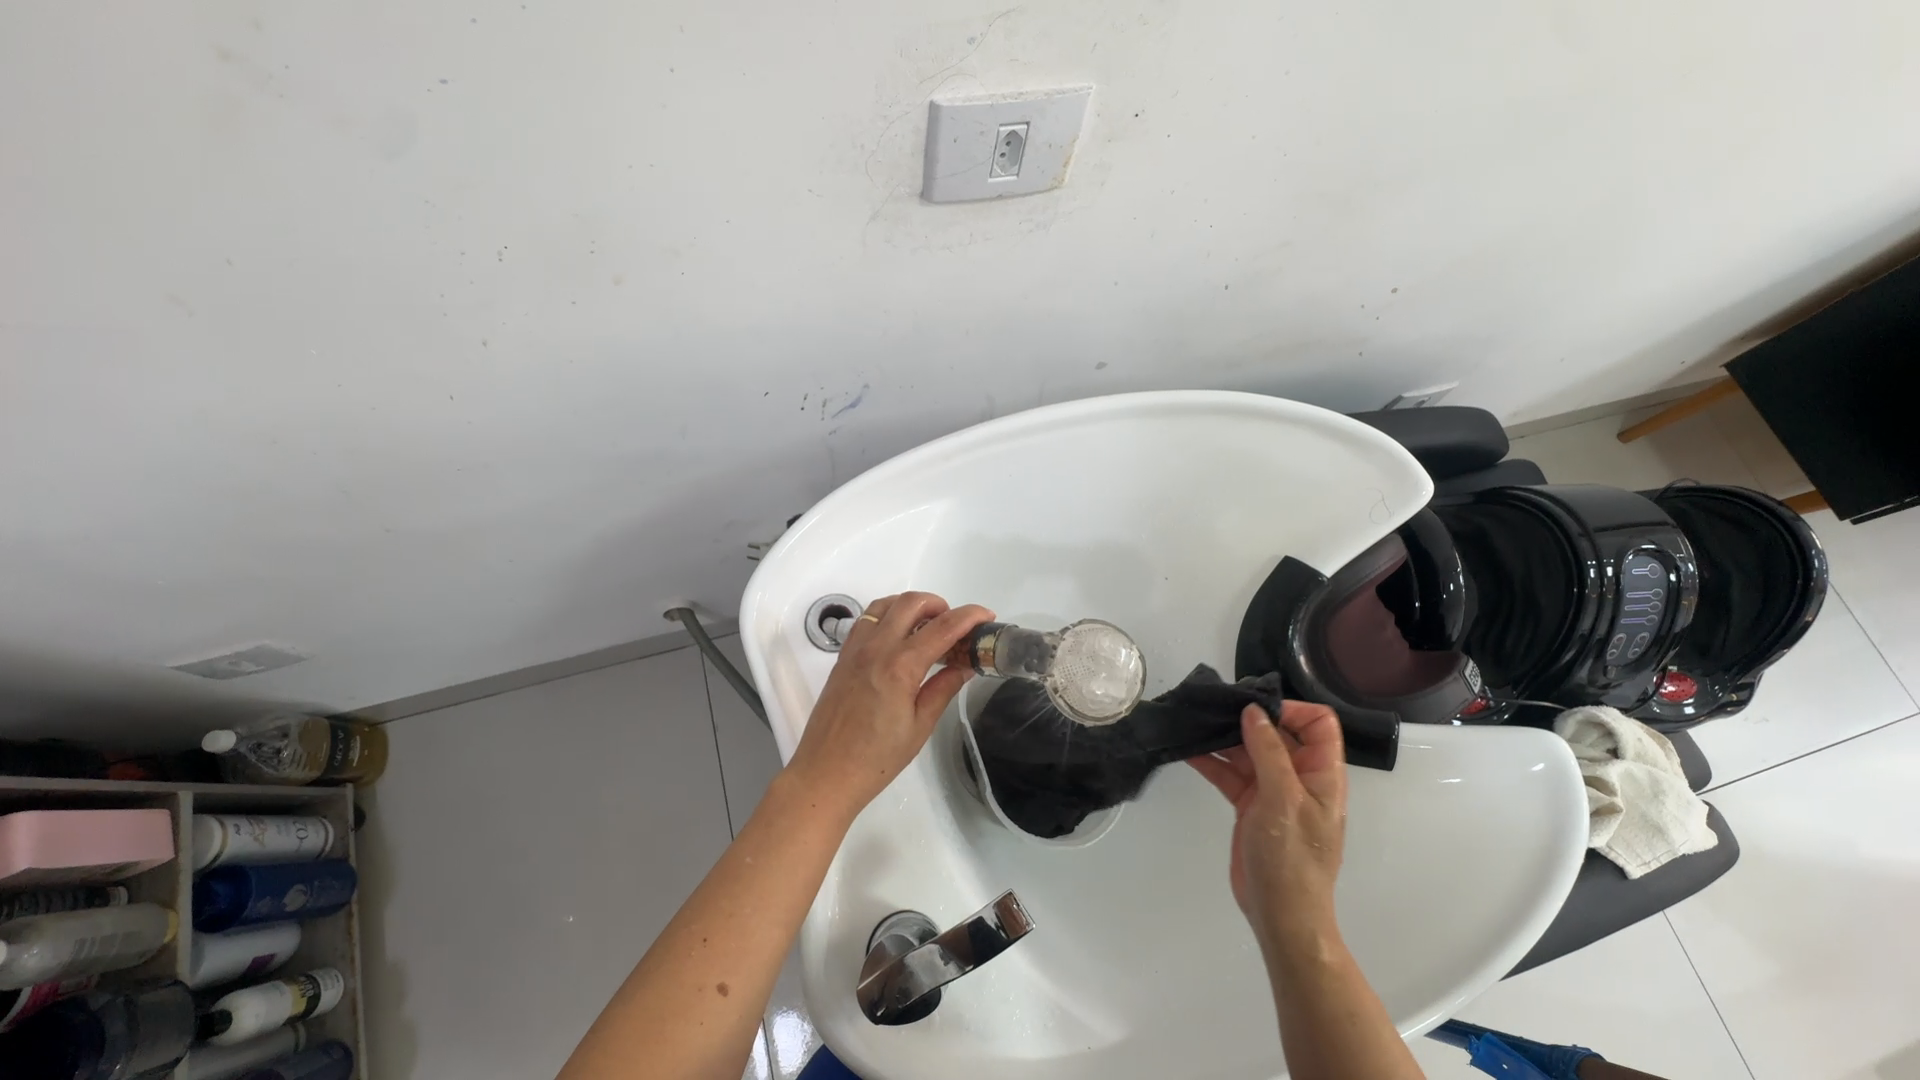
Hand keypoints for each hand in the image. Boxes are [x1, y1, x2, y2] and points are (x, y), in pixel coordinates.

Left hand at [785, 592, 995, 819]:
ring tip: (928, 627)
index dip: (969, 616)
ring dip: (911, 606)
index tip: (987, 616)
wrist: (826, 773)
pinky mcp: (843, 657)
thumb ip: (943, 688)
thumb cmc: (877, 759)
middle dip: (940, 604)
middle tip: (956, 625)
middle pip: (911, 603)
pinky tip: (900, 638)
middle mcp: (876, 648)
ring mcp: (855, 650)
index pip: (942, 627)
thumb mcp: (920, 726)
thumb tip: (965, 666)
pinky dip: (888, 616)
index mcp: (900, 667)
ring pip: (885, 604)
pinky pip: (867, 620)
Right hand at [1187, 702, 1347, 944]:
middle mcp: (1299, 777)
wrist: (1282, 915)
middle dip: (1247, 719)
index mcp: (1321, 773)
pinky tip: (1187, 750)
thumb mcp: (1282, 799)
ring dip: (1224, 739)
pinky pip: (1230, 774)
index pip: (1318, 724)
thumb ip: (1268, 751)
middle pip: (1277, 734)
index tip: (1253, 709)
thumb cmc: (1292, 858)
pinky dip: (1211, 762)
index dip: (1290, 709)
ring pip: (1248, 752)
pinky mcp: (1250, 806)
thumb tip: (1254, 711)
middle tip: (1212, 707)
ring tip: (1193, 723)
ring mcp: (1273, 792)